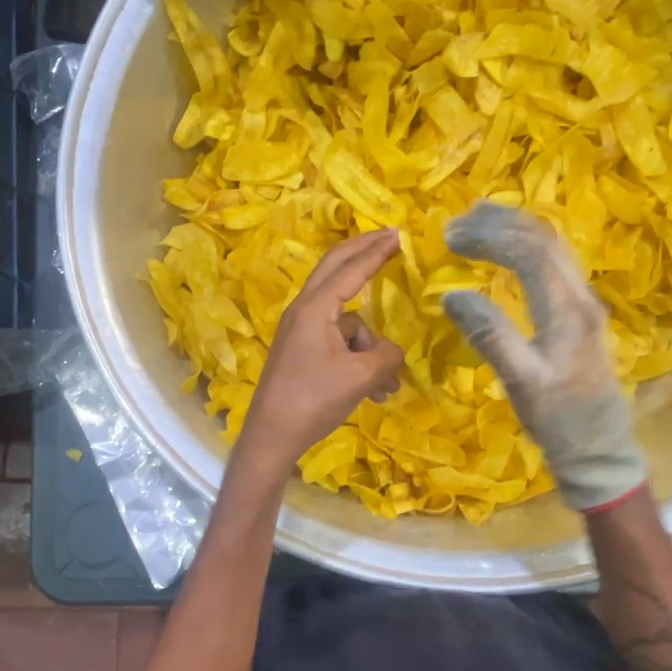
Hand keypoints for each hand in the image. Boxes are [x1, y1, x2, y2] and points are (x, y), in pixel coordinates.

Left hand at [241, 229, 403, 470]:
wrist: (272, 436)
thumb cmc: (314, 400)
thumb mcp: (361, 377)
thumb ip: (387, 357)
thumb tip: (393, 353)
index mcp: (315, 308)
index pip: (350, 268)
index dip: (376, 251)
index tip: (399, 235)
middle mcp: (304, 312)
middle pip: (336, 270)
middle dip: (364, 256)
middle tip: (390, 240)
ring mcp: (300, 332)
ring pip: (347, 324)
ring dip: (371, 347)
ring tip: (388, 384)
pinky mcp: (301, 353)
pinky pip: (338, 344)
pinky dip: (358, 361)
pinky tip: (375, 392)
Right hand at [441, 202, 646, 512]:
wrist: (599, 451)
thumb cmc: (558, 420)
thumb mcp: (521, 381)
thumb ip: (490, 334)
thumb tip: (451, 294)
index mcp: (568, 309)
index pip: (529, 251)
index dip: (488, 236)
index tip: (449, 237)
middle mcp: (581, 297)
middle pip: (544, 239)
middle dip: (499, 223)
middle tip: (456, 224)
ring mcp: (584, 305)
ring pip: (553, 249)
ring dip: (514, 231)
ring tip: (476, 227)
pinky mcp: (581, 317)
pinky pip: (554, 266)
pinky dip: (525, 250)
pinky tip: (505, 259)